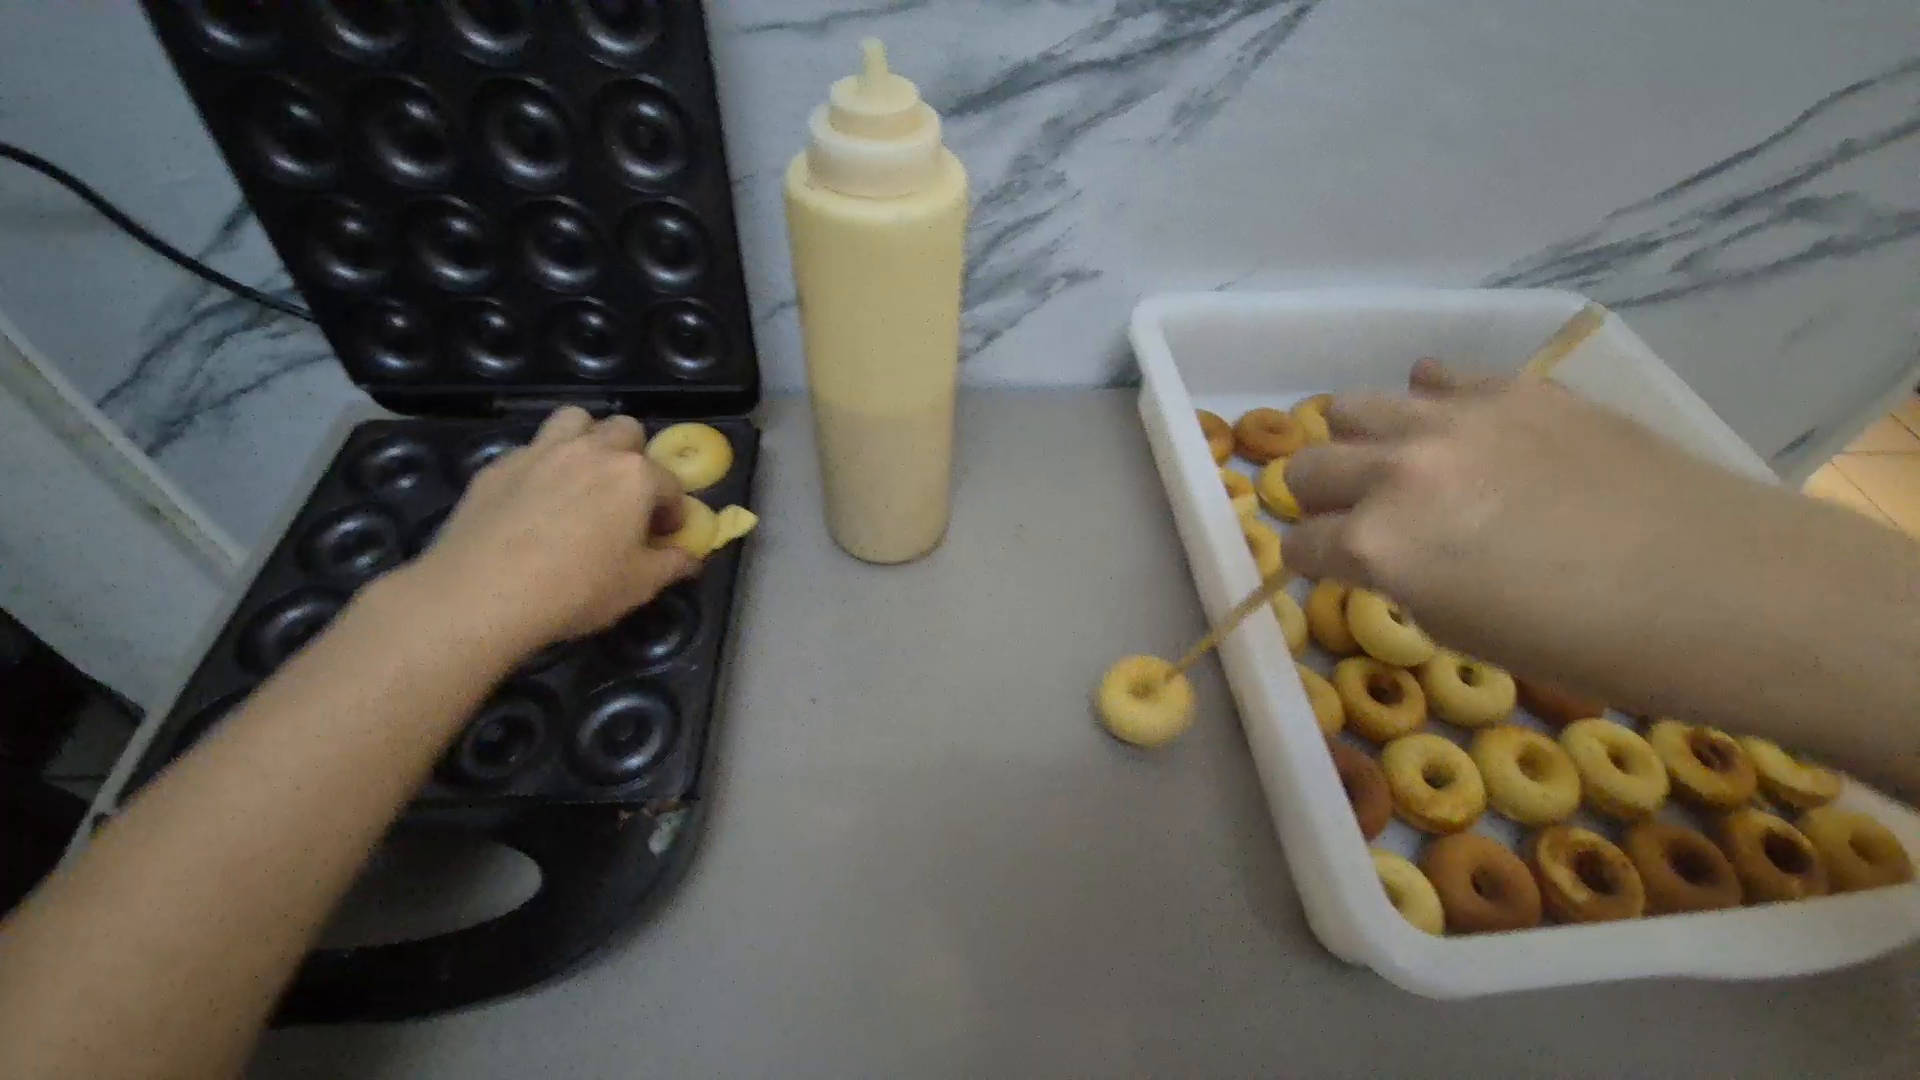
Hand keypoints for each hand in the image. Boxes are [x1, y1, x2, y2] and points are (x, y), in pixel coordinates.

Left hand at [403, 407, 696, 654]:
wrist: (481, 594)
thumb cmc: (577, 589)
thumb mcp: (640, 585)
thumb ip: (673, 564)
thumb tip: (690, 557)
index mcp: (635, 476)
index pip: (670, 483)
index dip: (672, 511)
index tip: (664, 536)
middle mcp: (592, 451)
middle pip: (626, 430)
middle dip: (635, 457)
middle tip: (627, 497)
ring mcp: (541, 452)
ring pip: (575, 420)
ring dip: (588, 440)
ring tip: (583, 477)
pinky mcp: (498, 465)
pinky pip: (531, 449)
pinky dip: (543, 466)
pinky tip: (535, 502)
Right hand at [1279, 359, 1911, 707]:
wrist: (1723, 589)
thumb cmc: (1581, 643)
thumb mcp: (1456, 627)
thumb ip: (1395, 577)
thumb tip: (1376, 549)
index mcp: (1377, 546)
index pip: (1298, 545)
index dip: (1308, 561)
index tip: (1328, 566)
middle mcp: (1395, 473)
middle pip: (1307, 469)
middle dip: (1320, 499)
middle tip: (1356, 518)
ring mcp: (1452, 420)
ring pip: (1350, 409)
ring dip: (1358, 444)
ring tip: (1394, 464)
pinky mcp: (1511, 390)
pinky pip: (1434, 377)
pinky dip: (1427, 403)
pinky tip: (1451, 425)